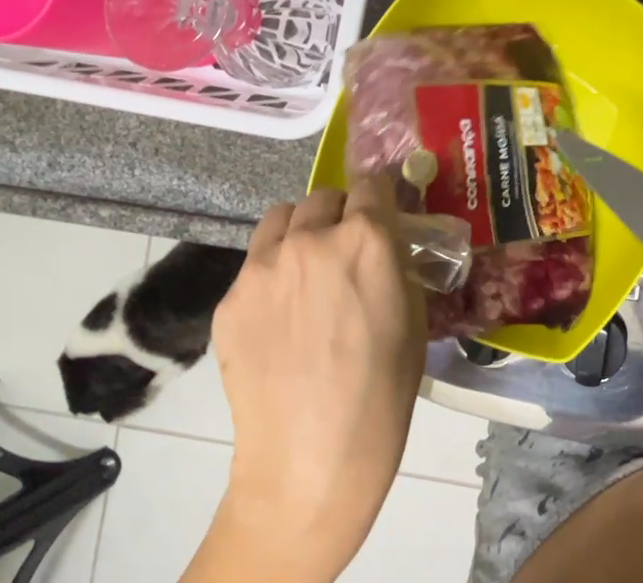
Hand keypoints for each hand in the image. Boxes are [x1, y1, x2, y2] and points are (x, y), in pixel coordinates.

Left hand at [182, 179, 427, 582]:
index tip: (383, 217)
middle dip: (340, 215)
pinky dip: (272, 277)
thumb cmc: (383, 393)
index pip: (371, 184)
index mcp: (366, 239)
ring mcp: (262, 267)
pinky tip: (281, 323)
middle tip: (346, 253)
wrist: (312, 457)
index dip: (380, 199)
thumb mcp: (413, 318)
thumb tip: (385, 247)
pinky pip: (255, 267)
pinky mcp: (230, 299)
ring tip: (307, 274)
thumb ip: (395, 266)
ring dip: (300, 232)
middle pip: (323, 197)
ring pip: (281, 219)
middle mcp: (311, 238)